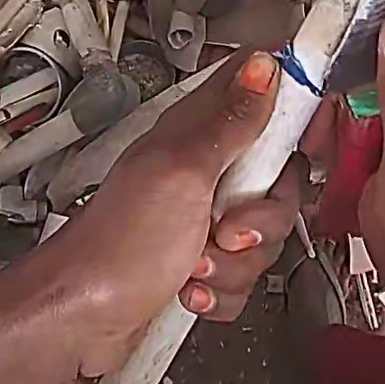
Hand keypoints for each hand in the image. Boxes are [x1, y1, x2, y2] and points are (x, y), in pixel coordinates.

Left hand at [0, 51, 303, 383]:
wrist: (81, 318)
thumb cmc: (118, 244)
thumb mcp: (181, 172)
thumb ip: (229, 121)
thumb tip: (264, 65)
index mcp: (196, 134)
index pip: (260, 93)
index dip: (293, 109)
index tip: (303, 145)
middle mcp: (203, 171)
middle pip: (280, 179)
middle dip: (264, 219)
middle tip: (225, 230)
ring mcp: (202, 217)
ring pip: (265, 235)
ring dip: (234, 264)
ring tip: (193, 265)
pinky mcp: (201, 258)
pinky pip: (245, 274)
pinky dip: (220, 290)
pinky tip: (186, 288)